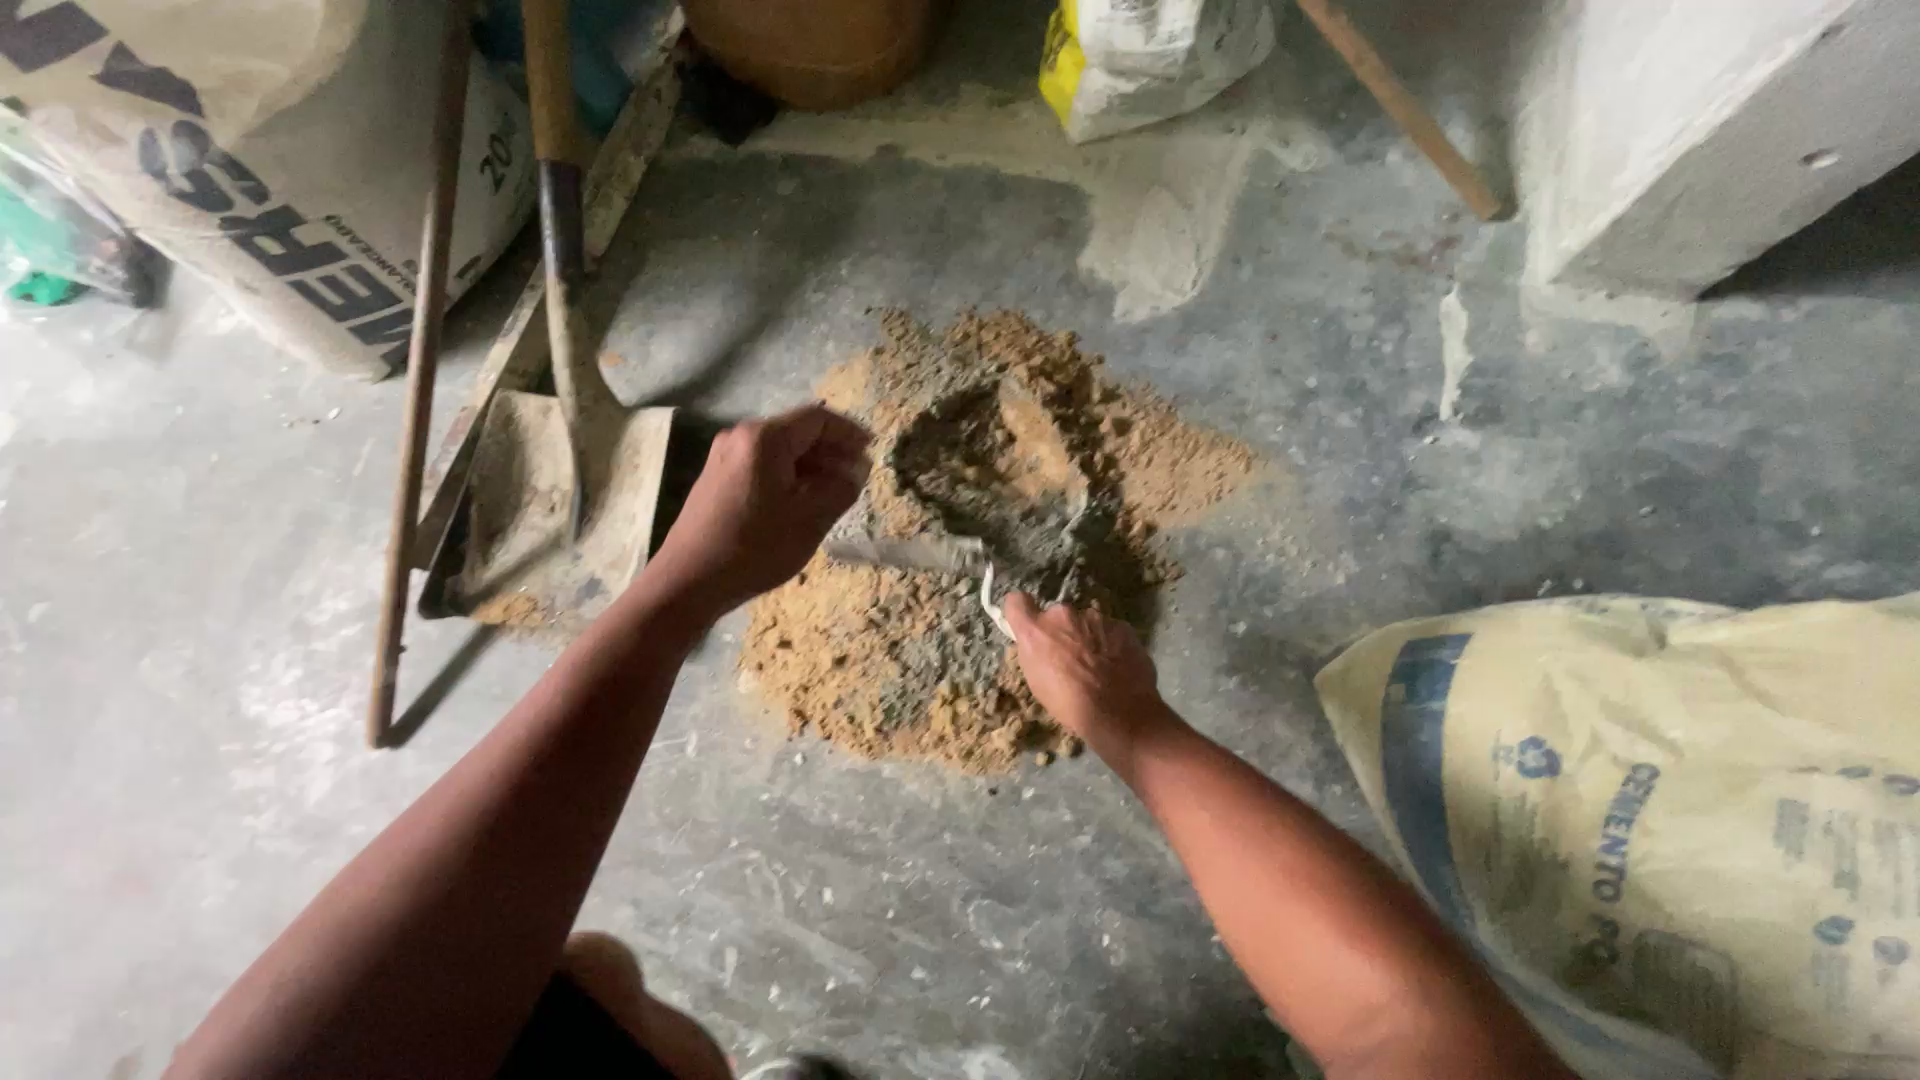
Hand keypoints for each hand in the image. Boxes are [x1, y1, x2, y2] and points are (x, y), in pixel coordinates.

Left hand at [649, 403, 870, 615]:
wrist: (689, 581)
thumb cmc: (756, 547)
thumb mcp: (811, 518)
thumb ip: (841, 487)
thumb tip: (858, 469)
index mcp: (765, 438)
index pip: (818, 419)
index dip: (850, 433)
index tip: (872, 451)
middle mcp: (741, 436)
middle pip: (798, 432)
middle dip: (832, 452)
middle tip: (857, 478)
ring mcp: (725, 457)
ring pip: (781, 451)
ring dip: (812, 467)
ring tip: (834, 494)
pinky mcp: (717, 479)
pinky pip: (764, 466)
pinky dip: (789, 477)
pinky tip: (802, 503)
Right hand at [1004, 593, 1180, 761]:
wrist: (1121, 712)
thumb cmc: (1071, 704)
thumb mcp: (1038, 682)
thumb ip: (1035, 652)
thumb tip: (1041, 644)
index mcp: (1035, 631)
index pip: (1016, 601)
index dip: (1022, 611)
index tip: (1027, 622)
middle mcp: (1062, 615)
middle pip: (1056, 616)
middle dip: (1062, 630)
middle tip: (1072, 656)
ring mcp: (1094, 616)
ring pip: (1085, 622)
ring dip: (1087, 635)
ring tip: (1099, 664)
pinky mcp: (1120, 624)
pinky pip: (1108, 629)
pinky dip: (1110, 642)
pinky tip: (1117, 664)